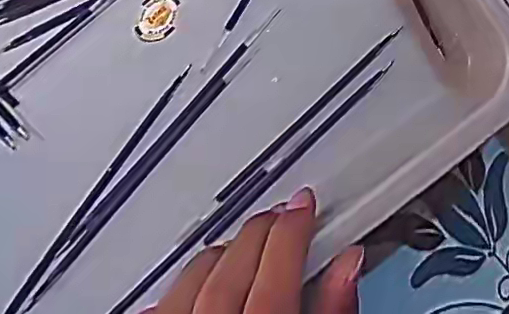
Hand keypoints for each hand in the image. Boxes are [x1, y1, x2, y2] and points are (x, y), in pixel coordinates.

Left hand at [148, 187, 360, 313]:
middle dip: (264, 230)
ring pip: (195, 277)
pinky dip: (181, 287)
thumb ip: (333, 307)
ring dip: (224, 253)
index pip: (278, 261)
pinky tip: (195, 285)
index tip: (305, 204)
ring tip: (246, 247)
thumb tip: (348, 262)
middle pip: (236, 262)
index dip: (296, 223)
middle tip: (285, 218)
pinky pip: (160, 304)